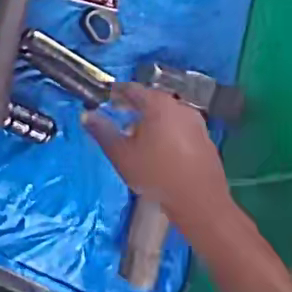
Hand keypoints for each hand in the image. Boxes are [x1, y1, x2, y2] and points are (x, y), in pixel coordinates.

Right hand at [84, 83, 231, 221]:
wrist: (200, 203)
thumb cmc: (155, 174)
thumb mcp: (120, 153)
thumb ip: (101, 130)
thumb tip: (86, 115)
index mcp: (159, 105)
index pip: (131, 89)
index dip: (114, 93)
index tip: (101, 100)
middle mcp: (180, 108)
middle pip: (151, 99)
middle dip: (132, 105)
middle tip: (114, 115)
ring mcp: (196, 123)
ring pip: (166, 113)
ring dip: (149, 118)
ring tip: (133, 133)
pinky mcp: (205, 139)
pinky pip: (178, 125)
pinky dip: (164, 129)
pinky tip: (156, 147)